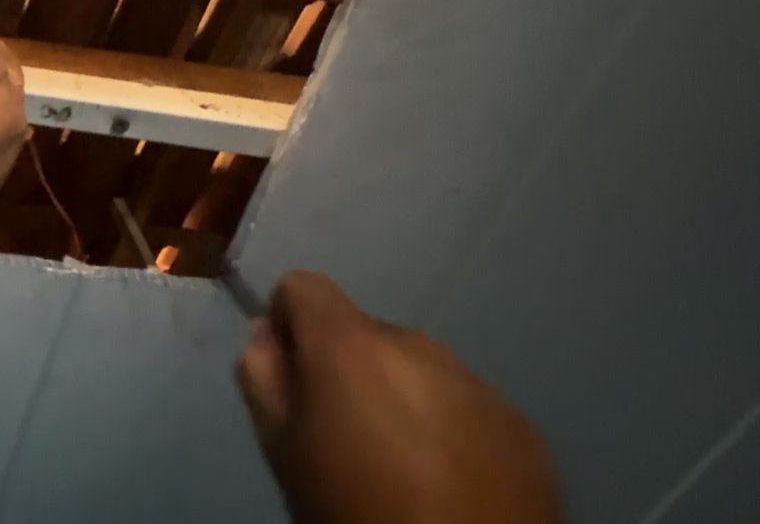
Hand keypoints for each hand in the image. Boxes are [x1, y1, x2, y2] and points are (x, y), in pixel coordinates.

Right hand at [237, 271, 561, 523]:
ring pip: (415, 365)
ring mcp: (478, 383)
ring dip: (399, 390)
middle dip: (347, 362)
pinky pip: (464, 401)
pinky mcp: (523, 426)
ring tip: (402, 454)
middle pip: (362, 329)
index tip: (292, 366)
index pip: (304, 283)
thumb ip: (261, 373)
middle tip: (347, 426)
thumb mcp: (279, 443)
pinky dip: (447, 422)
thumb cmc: (352, 504)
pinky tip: (447, 474)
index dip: (288, 317)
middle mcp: (416, 345)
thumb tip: (269, 336)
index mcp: (349, 344)